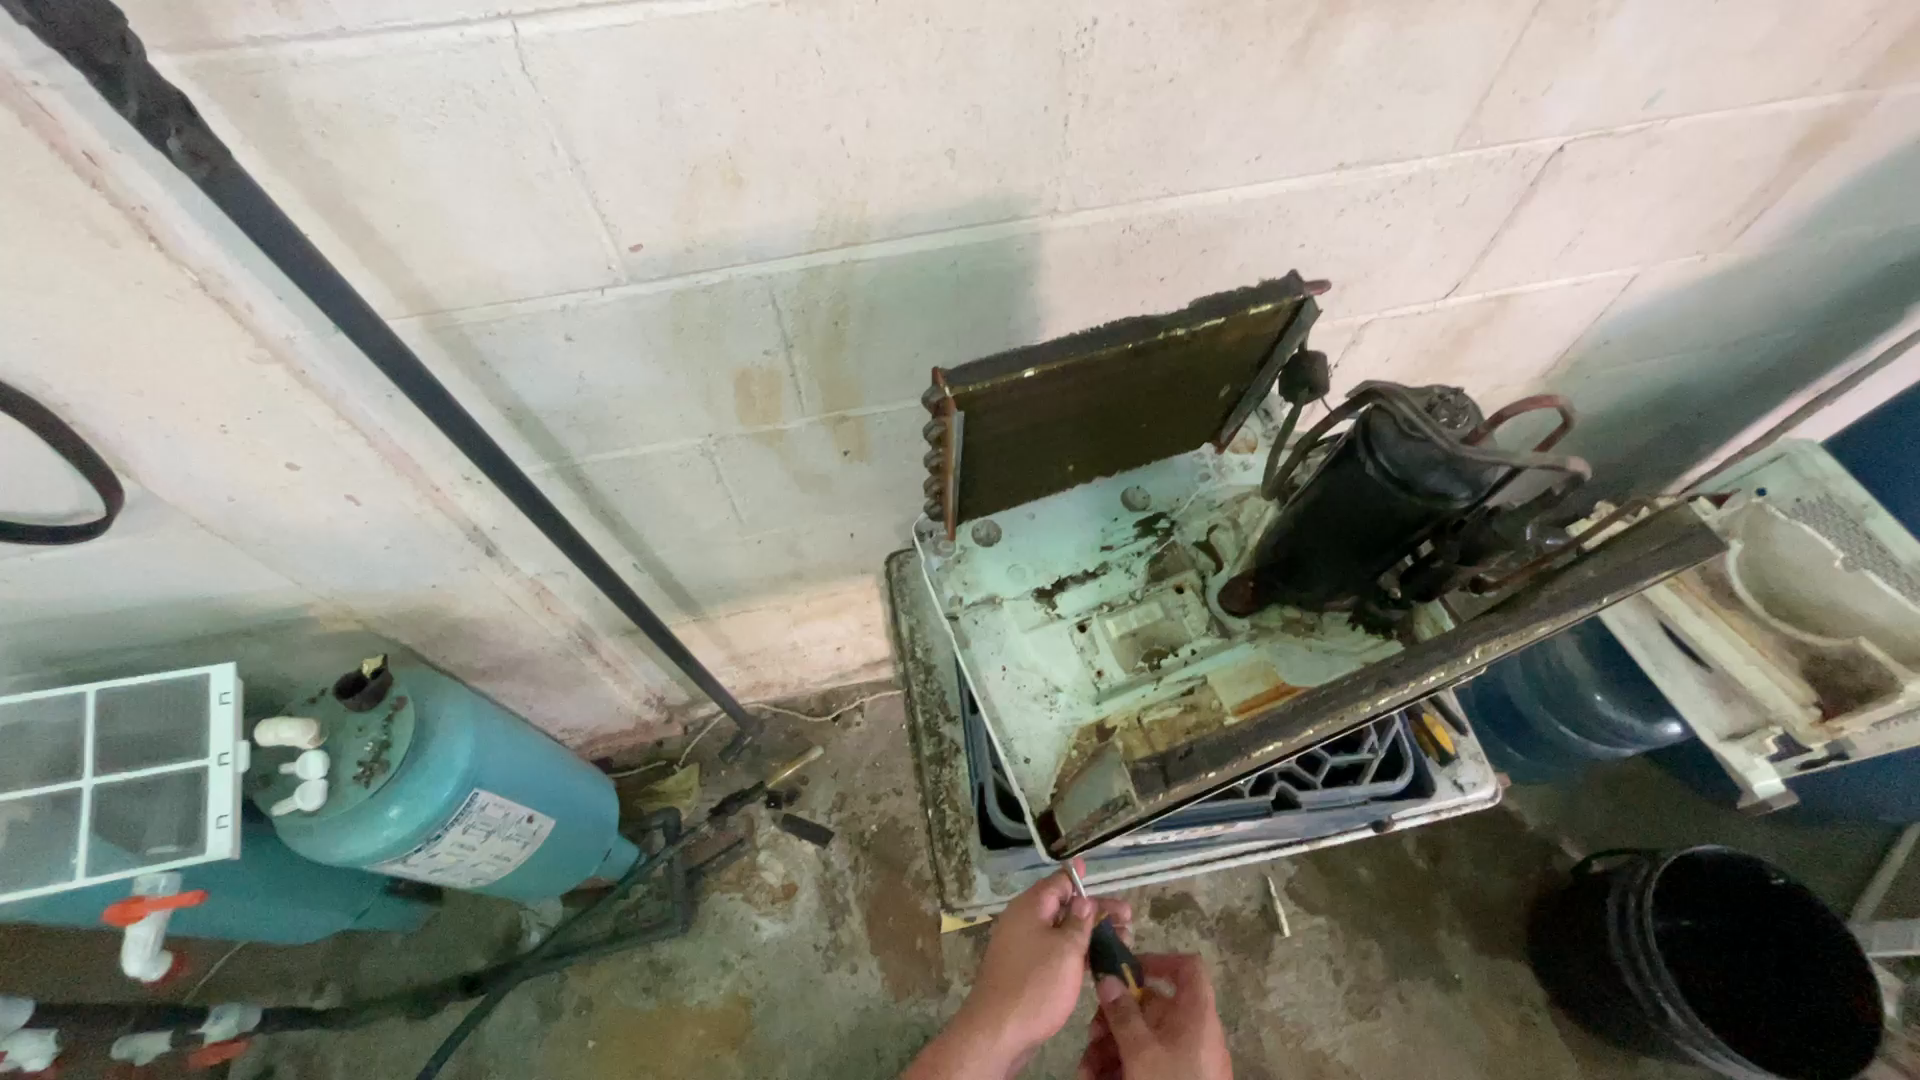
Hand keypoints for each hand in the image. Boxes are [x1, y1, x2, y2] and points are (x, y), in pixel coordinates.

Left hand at [951, 861, 1131, 1072]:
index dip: (1079, 878)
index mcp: (1031, 907)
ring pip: (1061, 931)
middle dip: (1095, 912)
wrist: (998, 1031)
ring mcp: (1024, 946)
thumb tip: (1083, 899)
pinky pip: (1055, 950)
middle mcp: (1024, 920)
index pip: (1058, 883)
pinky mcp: (1026, 969)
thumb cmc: (1035, 984)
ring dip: (1089, 934)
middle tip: (1128, 919)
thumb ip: (1078, 923)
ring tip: (1122, 940)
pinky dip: (1076, 952)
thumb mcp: (1065, 950)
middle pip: (1063, 907)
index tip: (1094, 870)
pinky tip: (1098, 961)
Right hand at [1077, 954, 1232, 1079]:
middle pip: (1152, 1007)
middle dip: (1115, 1018)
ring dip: (1109, 1048)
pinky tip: (1093, 1077)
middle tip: (1091, 1033)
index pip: (1188, 969)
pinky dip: (1119, 1067)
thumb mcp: (1141, 1051)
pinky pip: (1144, 1063)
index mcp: (1196, 1016)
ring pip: (1141, 1038)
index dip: (1159, 960)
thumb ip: (1122, 1012)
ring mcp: (1184, 1060)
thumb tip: (1108, 977)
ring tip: (1085, 1068)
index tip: (1126, 969)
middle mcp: (1193, 1033)